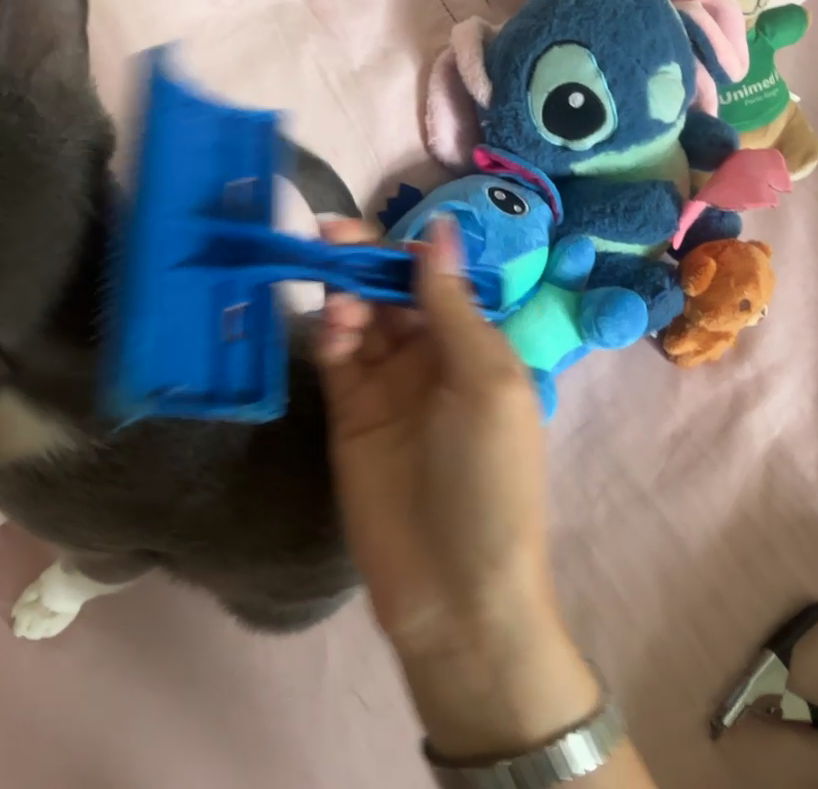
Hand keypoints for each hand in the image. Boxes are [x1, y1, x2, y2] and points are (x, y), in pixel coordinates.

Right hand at [315, 217, 601, 760]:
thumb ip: (454, 306)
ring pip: (359, 320)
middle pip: (391, 294)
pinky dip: (330, 336)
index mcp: (477, 347)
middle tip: (327, 240)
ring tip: (342, 315)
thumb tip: (440, 228)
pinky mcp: (349, 415)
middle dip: (363, 265)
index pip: (434, 280)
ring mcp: (387, 388)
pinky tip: (331, 335)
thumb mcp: (487, 384)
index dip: (402, 252)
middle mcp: (431, 359)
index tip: (365, 229)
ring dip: (346, 301)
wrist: (453, 588)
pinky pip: (336, 359)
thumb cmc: (489, 480)